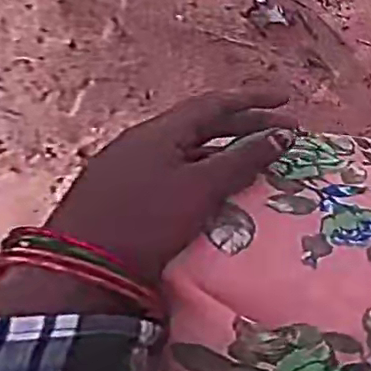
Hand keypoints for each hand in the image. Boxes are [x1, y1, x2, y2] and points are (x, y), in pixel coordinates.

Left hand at [42, 89, 295, 281]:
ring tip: (260, 156)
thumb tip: (281, 135)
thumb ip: (244, 159)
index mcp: (159, 132)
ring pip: (191, 148)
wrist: (84, 270)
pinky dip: (209, 169)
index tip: (286, 100)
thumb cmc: (147, 220)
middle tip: (285, 131)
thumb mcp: (201, 187)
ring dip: (229, 148)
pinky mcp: (128, 193)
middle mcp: (144, 142)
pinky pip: (179, 169)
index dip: (253, 100)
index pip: (214, 104)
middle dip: (247, 125)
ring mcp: (132, 167)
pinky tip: (222, 182)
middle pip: (204, 125)